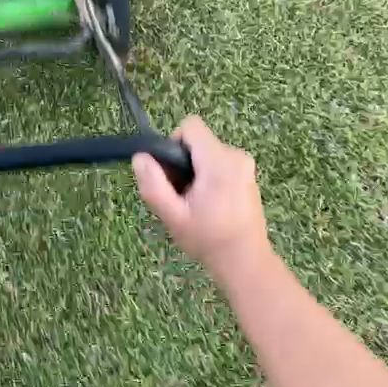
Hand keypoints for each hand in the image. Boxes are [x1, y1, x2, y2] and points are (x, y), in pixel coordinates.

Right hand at [132, 115, 271, 277]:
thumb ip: (153, 184)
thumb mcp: (172, 215)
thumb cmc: (207, 239)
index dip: (173, 144)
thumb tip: (140, 156)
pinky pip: (219, 164)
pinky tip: (208, 206)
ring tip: (193, 204)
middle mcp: (236, 155)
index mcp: (219, 161)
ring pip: (206, 154)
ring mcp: (245, 165)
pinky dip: (208, 178)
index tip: (170, 174)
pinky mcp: (247, 175)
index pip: (190, 126)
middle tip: (179, 196)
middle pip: (197, 142)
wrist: (245, 260)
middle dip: (182, 164)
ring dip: (194, 173)